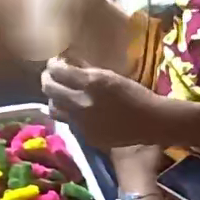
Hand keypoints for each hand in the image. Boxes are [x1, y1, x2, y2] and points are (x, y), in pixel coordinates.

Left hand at [41, 58, 177, 148]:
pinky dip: (71, 115)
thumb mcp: (110, 75)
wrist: (151, 122)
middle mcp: (81, 104)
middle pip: (49, 89)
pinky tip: (80, 112)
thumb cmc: (135, 94)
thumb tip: (68, 61)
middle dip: (48, 79)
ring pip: (53, 108)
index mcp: (90, 83)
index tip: (56, 63)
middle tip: (52, 76)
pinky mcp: (86, 137)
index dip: (53, 65)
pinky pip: (69, 123)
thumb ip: (86, 69)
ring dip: (55, 99)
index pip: (57, 70)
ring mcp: (81, 123)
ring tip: (63, 96)